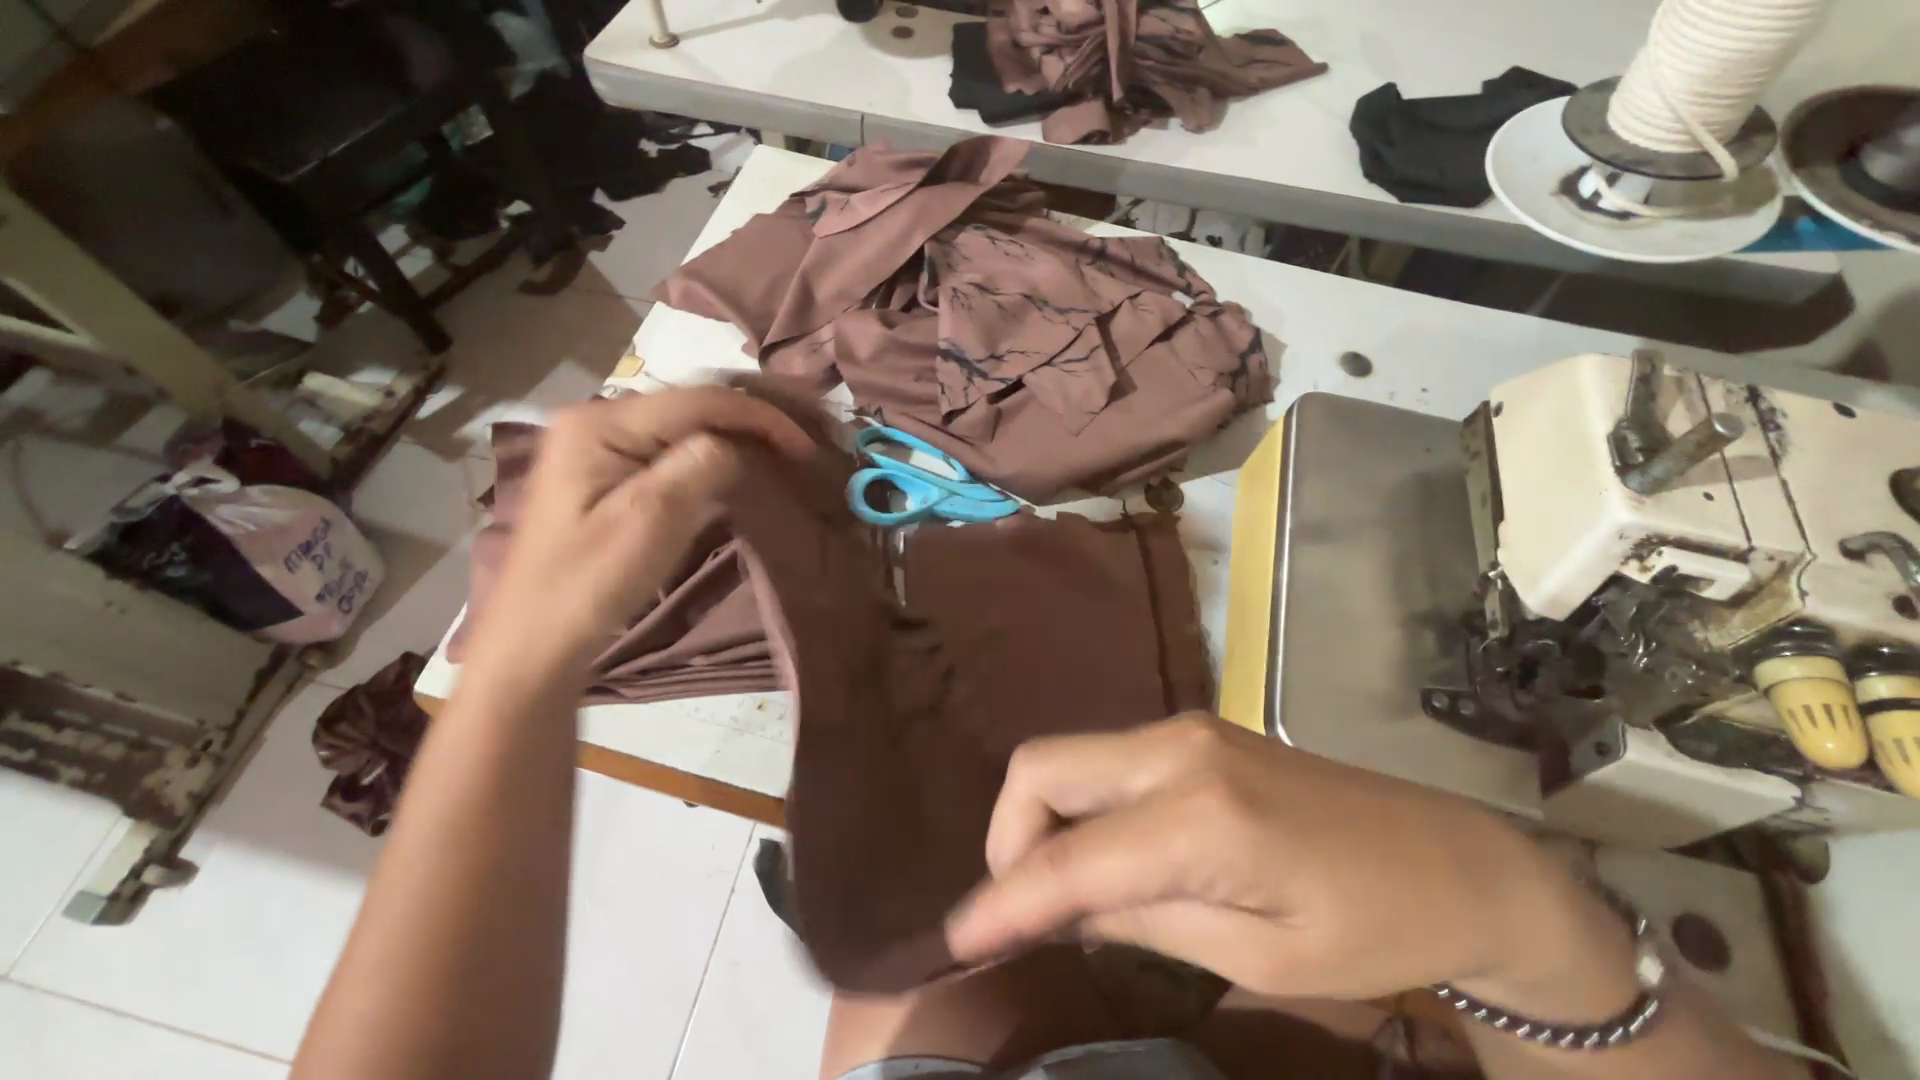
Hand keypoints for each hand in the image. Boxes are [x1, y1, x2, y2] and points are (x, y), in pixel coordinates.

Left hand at [461, 386, 812, 674]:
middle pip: (690, 403)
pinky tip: (738, 464)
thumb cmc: (590, 584)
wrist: (538, 641)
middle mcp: (596, 418)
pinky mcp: (605, 472)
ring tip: (781, 450)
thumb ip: (701, 465)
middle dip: (750, 418)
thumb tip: (739, 443)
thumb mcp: (652, 520)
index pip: (698, 399)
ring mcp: (597, 445)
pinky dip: (711, 452)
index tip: (806, 448)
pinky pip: (670, 447)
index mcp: (600, 422)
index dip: (759, 416)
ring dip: (735, 433)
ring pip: (684, 423)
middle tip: (801, 444)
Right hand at [945, 714, 1636, 1007]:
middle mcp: (1178, 751)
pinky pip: (1105, 763)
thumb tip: (1055, 909)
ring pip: (1068, 759)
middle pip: (1042, 769)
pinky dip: (1082, 808)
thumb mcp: (1256, 955)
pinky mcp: (1196, 735)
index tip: (957, 939)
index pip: (1068, 859)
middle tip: (1029, 912)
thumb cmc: (1374, 931)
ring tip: (1070, 896)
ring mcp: (1186, 732)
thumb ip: (1141, 921)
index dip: (1004, 902)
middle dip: (1010, 838)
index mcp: (1201, 817)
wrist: (1463, 862)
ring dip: (1043, 822)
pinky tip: (1110, 859)